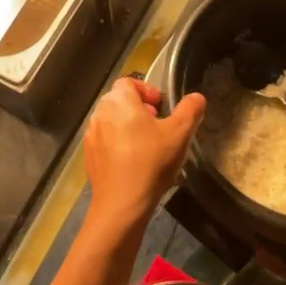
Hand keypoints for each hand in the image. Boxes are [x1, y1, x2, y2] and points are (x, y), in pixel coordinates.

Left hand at [84, 78, 204, 227]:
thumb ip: (190, 110)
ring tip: (146, 144)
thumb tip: (197, 97)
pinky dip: (117, 144)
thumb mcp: (180, 134)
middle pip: (119, 101)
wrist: (122, 202)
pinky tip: (132, 162)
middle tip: (157, 125)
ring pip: (111, 121)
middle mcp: (100, 113)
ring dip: (127, 126)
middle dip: (138, 108)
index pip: (128, 82)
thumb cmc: (151, 161)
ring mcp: (91, 135)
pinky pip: (104, 140)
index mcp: (119, 101)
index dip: (147, 90)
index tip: (161, 107)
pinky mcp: (89, 155)